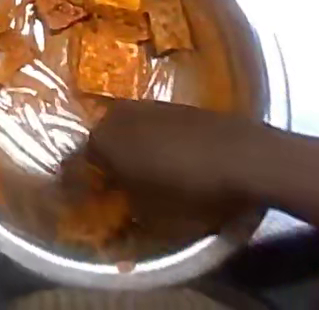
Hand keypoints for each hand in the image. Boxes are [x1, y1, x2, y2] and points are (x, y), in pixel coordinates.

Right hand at [82, 98, 273, 200]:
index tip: (94, 194)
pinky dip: (150, 138)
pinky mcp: (164, 103)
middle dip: (106, 159)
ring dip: (129, 146)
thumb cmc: (191, 189)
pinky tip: (169, 155)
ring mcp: (138, 106)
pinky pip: (147, 124)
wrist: (239, 154)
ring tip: (146, 168)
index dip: (86, 180)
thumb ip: (128, 206)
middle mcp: (111, 117)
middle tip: (120, 181)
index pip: (80, 162)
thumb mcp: (156, 215)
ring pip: (124, 129)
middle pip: (100, 141)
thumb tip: (119, 203)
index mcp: (101, 143)